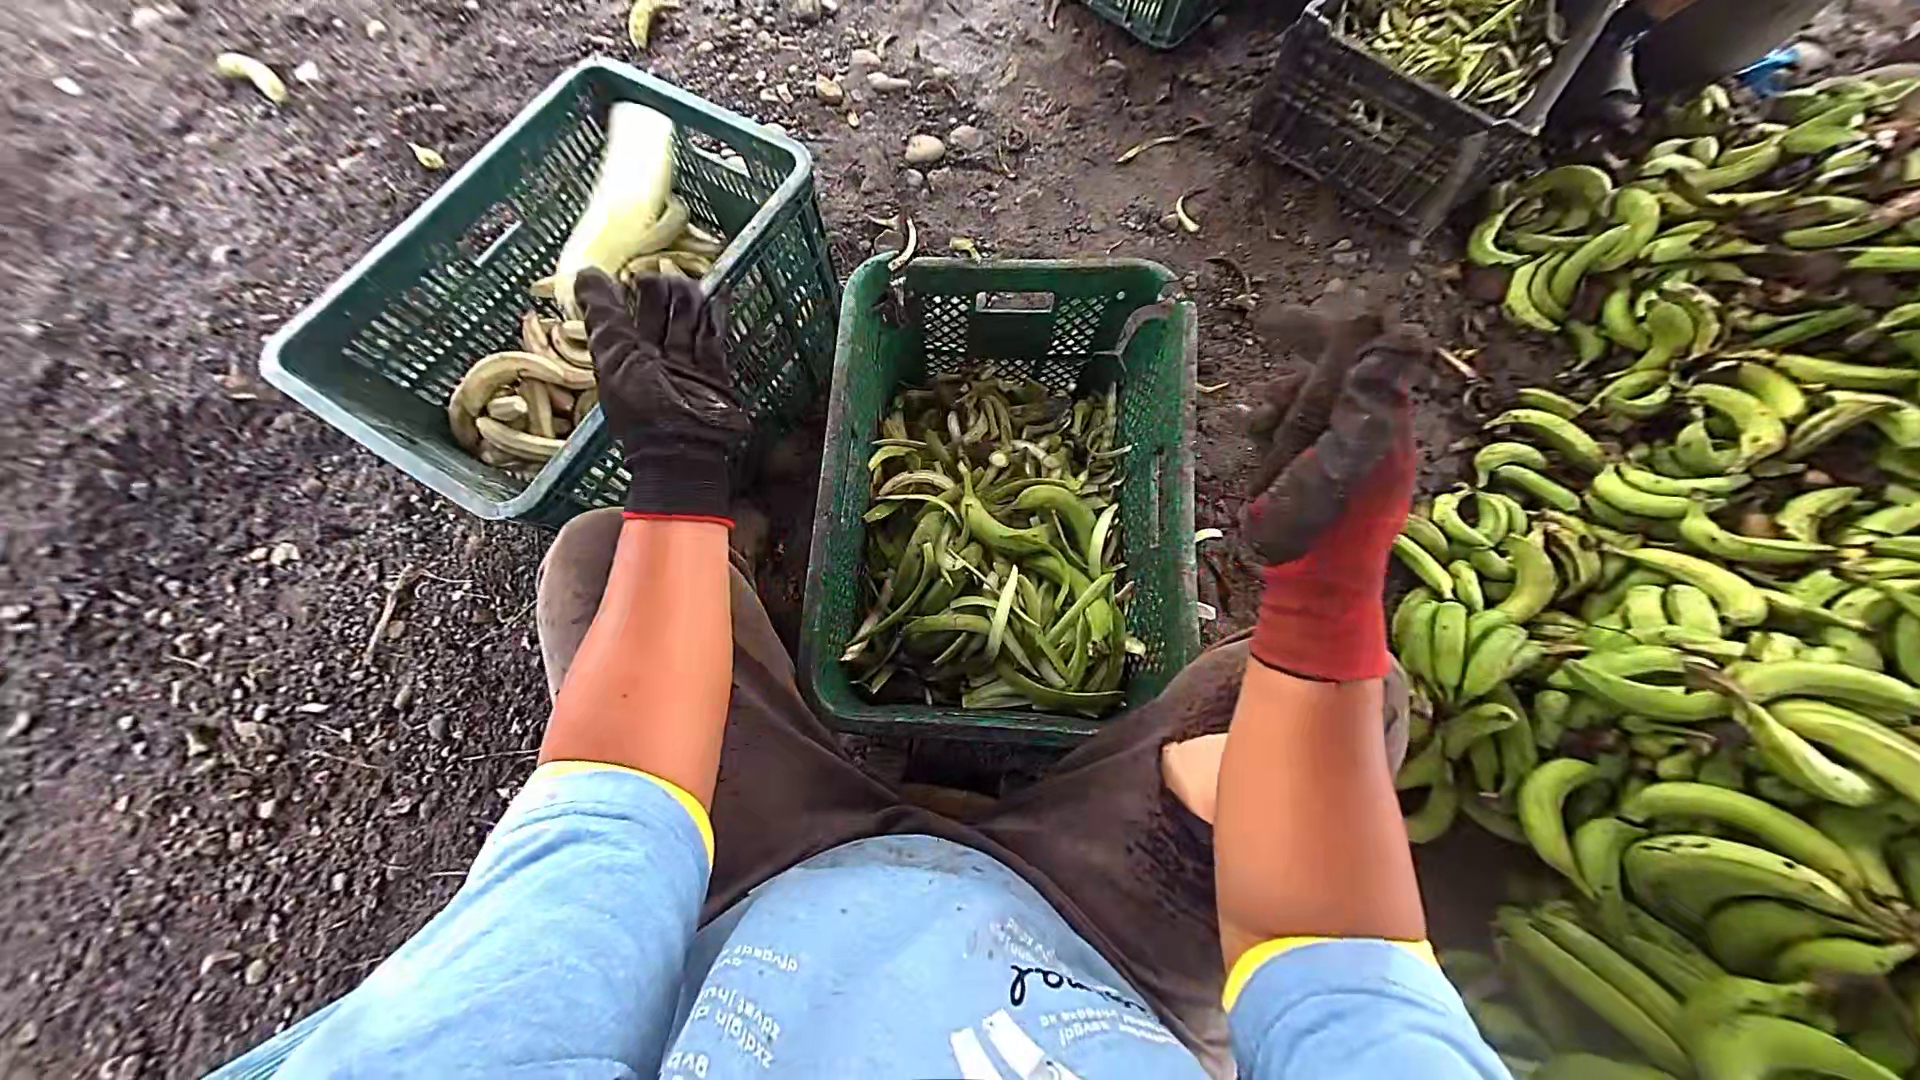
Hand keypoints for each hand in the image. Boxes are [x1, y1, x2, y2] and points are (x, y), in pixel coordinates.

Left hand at [576, 268, 751, 523]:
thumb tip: (586, 272)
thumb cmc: (642, 408)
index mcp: (627, 360)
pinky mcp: (714, 379)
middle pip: (663, 321)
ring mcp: (688, 371)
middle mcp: (657, 364)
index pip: (630, 319)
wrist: (682, 451)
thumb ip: (604, 316)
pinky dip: (715, 322)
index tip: (635, 271)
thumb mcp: (613, 356)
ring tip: (689, 280)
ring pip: (689, 329)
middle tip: (667, 271)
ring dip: (690, 304)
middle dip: (665, 296)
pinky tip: (716, 299)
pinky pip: (714, 345)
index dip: (632, 295)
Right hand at [1238, 300, 1425, 681]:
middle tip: (1265, 325)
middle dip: (1301, 350)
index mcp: (1381, 420)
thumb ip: (1369, 403)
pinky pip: (1293, 426)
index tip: (1285, 315)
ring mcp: (1336, 447)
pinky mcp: (1310, 466)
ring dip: (1282, 397)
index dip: (1330, 325)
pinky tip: (1257, 438)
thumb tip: (1400, 337)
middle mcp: (1364, 426)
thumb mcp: (1350, 462)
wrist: (1311, 579)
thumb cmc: (1329, 526)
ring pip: (1309, 397)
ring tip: (1258, 420)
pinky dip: (1273, 424)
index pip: (1367, 350)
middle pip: (1337, 367)